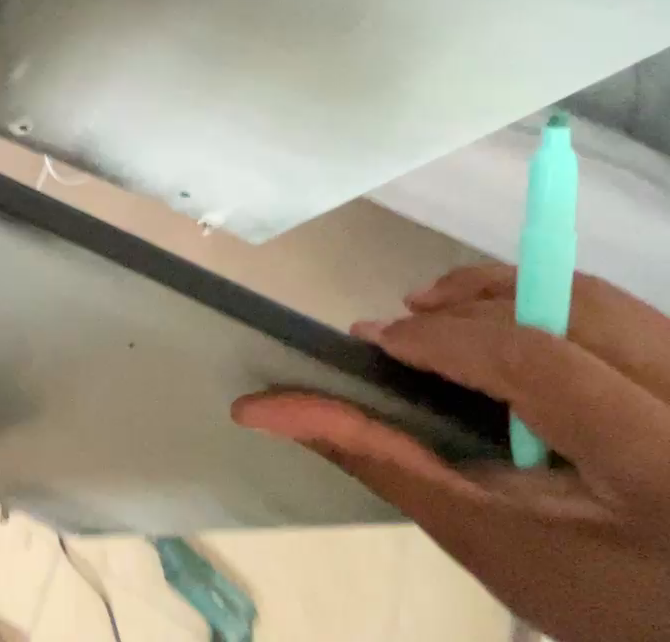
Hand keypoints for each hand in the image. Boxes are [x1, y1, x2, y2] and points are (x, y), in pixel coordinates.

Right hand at [233, 266, 669, 641]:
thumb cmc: (592, 590)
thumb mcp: (479, 536)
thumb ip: (375, 456)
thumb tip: (256, 408)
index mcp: (654, 464)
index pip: (539, 362)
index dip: (444, 339)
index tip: (373, 340)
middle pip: (579, 308)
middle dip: (478, 300)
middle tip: (406, 321)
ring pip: (608, 302)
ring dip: (515, 295)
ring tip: (451, 318)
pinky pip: (628, 319)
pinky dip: (557, 310)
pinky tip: (515, 335)